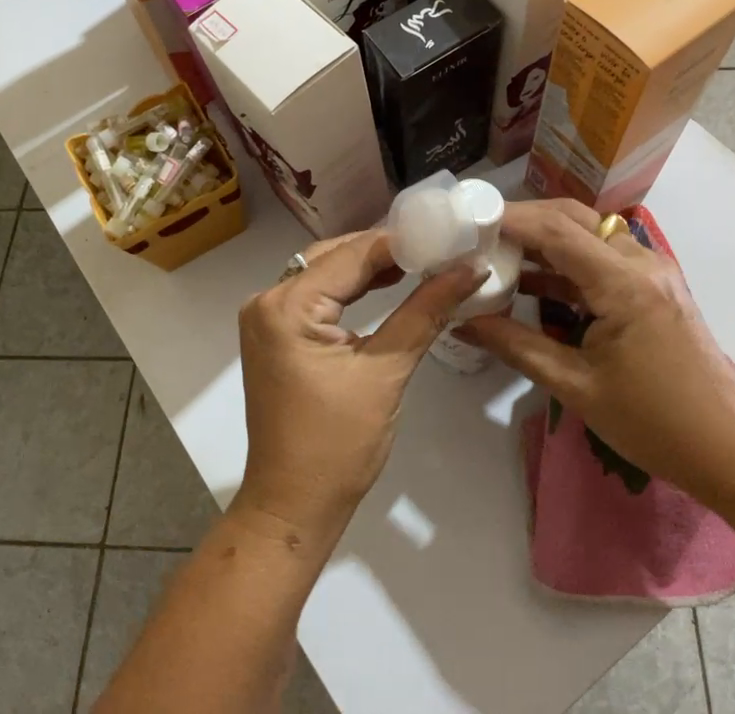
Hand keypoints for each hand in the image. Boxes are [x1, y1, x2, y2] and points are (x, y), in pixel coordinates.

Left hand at [235, 231, 484, 535]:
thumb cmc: (339, 444)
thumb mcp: (387, 371)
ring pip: (325, 273)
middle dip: (387, 250)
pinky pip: (316, 297)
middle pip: (334, 257)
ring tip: (424, 259)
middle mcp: (267, 300)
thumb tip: (468, 268)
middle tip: (440, 244)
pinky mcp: (275, 335)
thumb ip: (425, 311)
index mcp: (286, 306)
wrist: (295, 502)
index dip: (402, 242)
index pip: (352, 255)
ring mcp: (266, 318)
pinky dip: (351, 290)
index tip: (449, 232)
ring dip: (370, 267)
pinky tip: (389, 284)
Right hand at [458, 199, 734, 505]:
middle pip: (574, 218)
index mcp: (624, 283)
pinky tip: (532, 284)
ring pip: (590, 234)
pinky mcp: (654, 289)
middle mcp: (642, 263)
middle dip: (524, 220)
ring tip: (496, 255)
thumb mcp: (575, 386)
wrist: (727, 446)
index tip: (468, 222)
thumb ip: (516, 346)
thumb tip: (463, 322)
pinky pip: (603, 258)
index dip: (510, 220)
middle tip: (478, 234)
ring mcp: (652, 273)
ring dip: (545, 239)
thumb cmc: (652, 421)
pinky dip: (566, 262)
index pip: (556, 231)